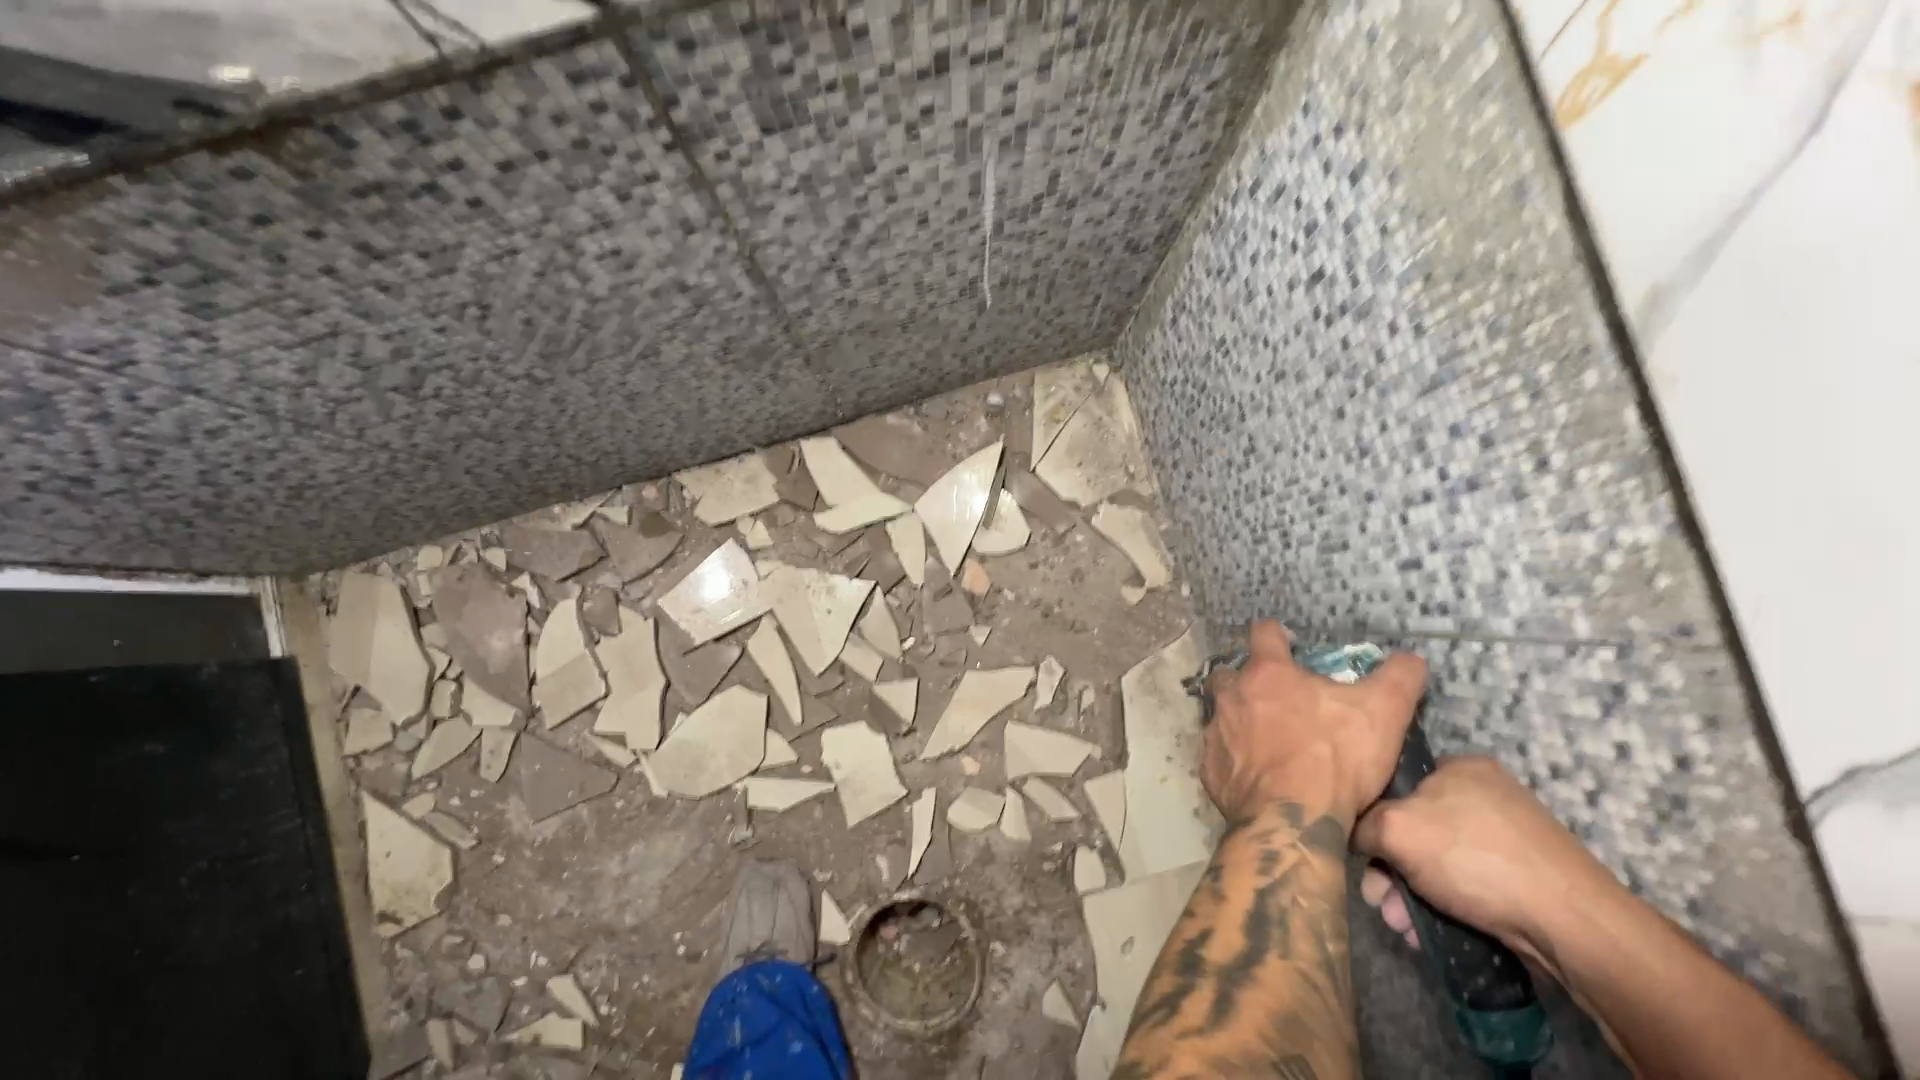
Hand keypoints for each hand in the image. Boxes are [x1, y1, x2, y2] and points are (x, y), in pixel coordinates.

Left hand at [1201, 621, 1427, 824]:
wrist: (1293, 819)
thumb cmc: (1336, 757)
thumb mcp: (1383, 711)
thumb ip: (1399, 678)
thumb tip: (1410, 658)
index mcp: (1268, 674)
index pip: (1263, 633)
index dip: (1276, 634)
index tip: (1289, 643)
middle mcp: (1232, 696)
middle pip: (1229, 674)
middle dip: (1246, 679)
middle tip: (1274, 696)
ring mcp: (1216, 733)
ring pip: (1220, 714)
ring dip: (1237, 718)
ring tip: (1263, 736)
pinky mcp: (1210, 770)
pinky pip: (1218, 755)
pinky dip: (1233, 759)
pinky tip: (1253, 773)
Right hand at [1353, 757, 1623, 965]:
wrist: (1567, 923)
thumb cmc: (1473, 858)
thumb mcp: (1395, 829)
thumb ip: (1362, 824)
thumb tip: (1354, 834)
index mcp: (1460, 768)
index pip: (1397, 785)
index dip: (1372, 820)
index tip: (1362, 857)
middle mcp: (1484, 796)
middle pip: (1413, 829)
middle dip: (1389, 871)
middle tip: (1379, 902)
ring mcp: (1506, 838)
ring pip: (1434, 863)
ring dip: (1408, 895)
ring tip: (1402, 927)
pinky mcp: (1521, 878)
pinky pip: (1463, 885)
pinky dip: (1439, 905)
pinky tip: (1426, 931)